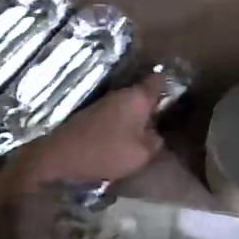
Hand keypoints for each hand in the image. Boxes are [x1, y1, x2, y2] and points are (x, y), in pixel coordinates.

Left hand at [8, 75, 166, 188]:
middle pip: (144, 94)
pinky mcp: (91, 115)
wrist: (58, 158)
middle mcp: (121, 94)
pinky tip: (127, 139)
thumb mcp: (141, 154)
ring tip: (148, 134)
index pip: (159, 80)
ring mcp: (104, 103)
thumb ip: (156, 141)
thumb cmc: (105, 153)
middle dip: (155, 106)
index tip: (180, 98)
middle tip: (167, 122)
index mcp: (137, 98)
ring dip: (138, 117)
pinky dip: (124, 124)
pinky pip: (116, 115)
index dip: (171, 86)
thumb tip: (157, 134)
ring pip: (129, 105)